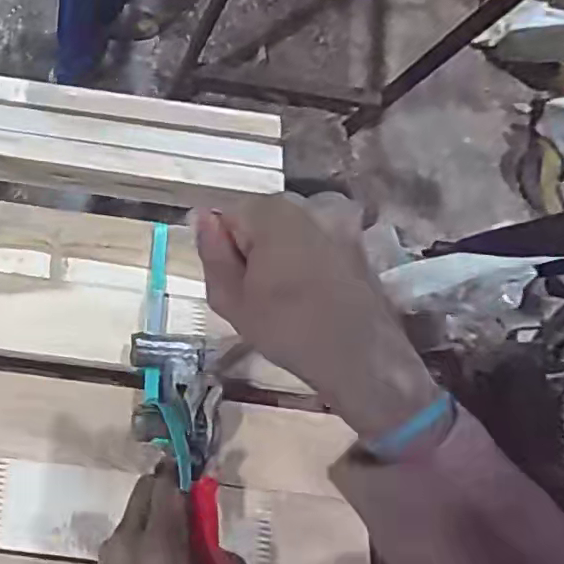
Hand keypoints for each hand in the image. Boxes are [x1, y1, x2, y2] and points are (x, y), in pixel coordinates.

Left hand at [91, 462, 249, 563]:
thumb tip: (224, 553)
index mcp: (159, 547)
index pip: (167, 488)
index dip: (185, 477)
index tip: (202, 479)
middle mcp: (129, 537)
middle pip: (147, 488)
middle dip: (171, 489)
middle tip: (196, 513)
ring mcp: (112, 547)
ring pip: (136, 506)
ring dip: (159, 510)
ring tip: (183, 544)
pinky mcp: (105, 560)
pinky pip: (129, 527)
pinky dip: (147, 528)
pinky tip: (165, 561)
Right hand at [195, 194, 439, 439]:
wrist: (361, 359)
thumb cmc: (287, 330)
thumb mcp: (230, 298)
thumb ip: (211, 252)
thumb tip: (201, 217)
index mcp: (271, 212)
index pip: (225, 215)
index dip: (225, 250)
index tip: (236, 282)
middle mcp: (308, 203)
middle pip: (259, 217)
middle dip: (252, 246)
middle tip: (257, 293)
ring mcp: (339, 219)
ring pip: (288, 228)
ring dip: (281, 251)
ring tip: (286, 293)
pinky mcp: (358, 239)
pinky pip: (316, 239)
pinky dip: (308, 257)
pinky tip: (311, 291)